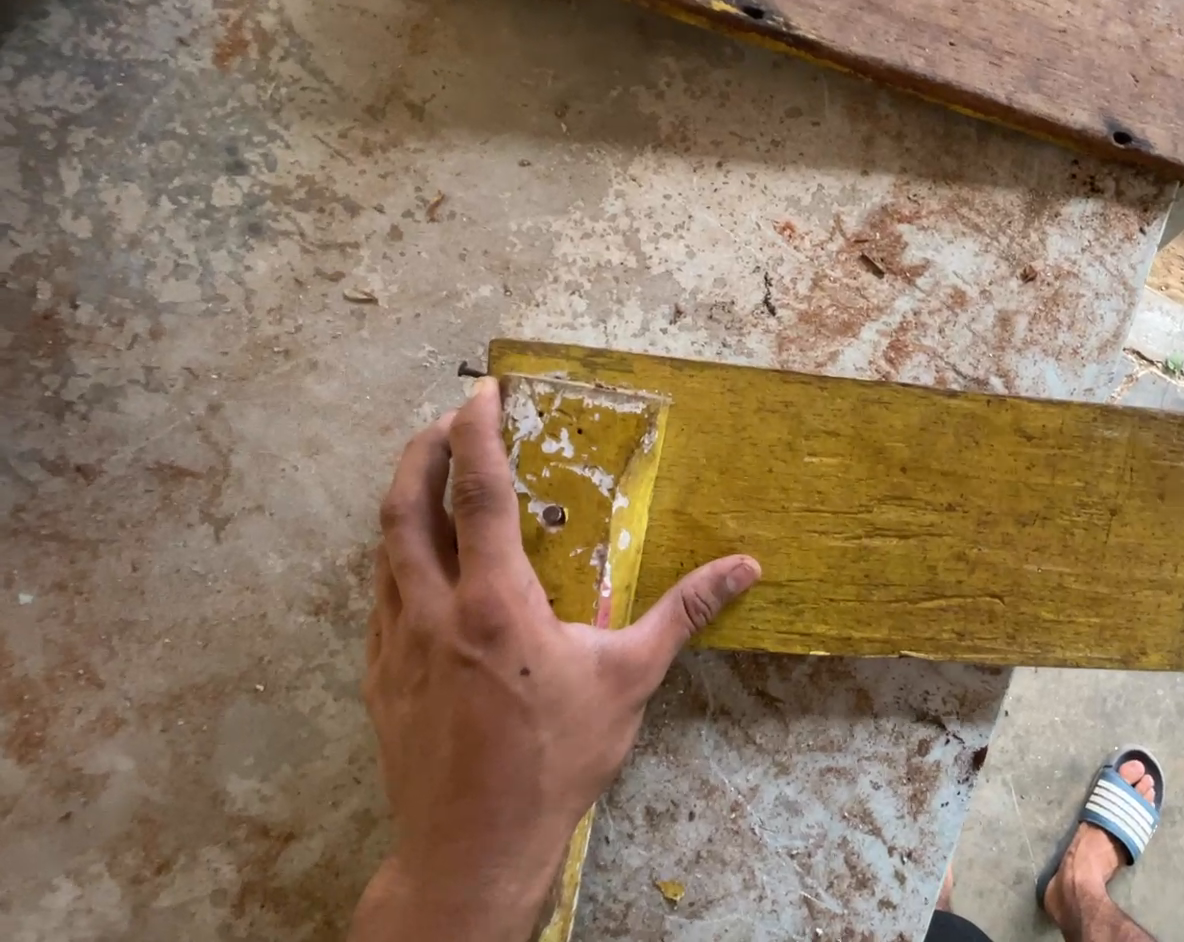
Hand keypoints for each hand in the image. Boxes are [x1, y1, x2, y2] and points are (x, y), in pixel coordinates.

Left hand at [350, 377, 760, 941]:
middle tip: (450, 418)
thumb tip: (745, 567)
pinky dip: (399, 552)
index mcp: (494, 603)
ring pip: (383, 548)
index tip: (481, 393)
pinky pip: (381, 592)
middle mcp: (432, 610)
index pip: (478, 496)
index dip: (476, 435)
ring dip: (405, 497)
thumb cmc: (557, 756)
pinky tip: (427, 561)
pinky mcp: (380, 674)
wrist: (472, 847)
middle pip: (404, 507)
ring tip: (435, 473)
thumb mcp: (631, 677)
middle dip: (422, 450)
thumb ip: (685, 611)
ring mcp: (394, 643)